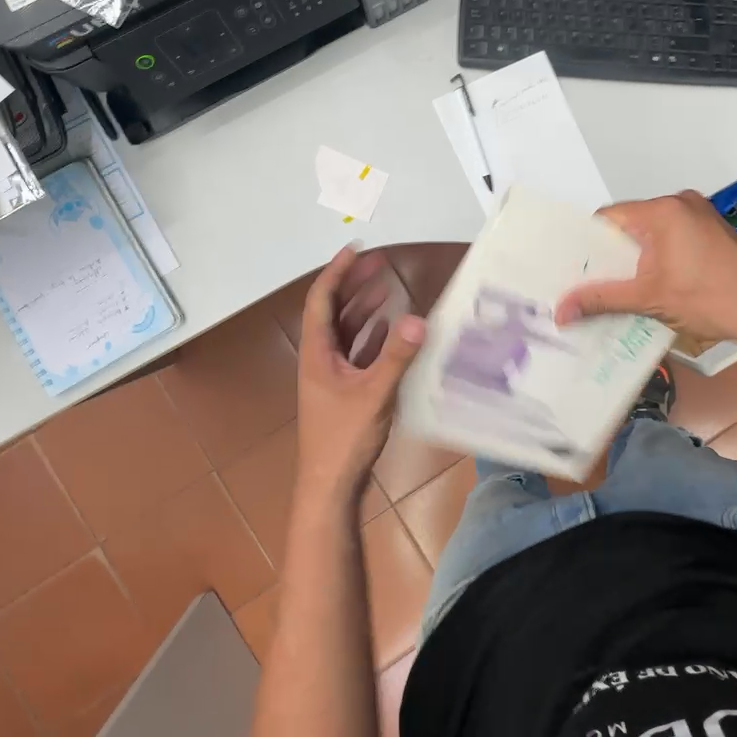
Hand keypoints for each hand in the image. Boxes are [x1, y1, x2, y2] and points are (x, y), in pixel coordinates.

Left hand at [296, 245, 424, 504]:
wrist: (330, 487)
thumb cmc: (345, 439)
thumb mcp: (374, 394)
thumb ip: (397, 356)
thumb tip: (419, 318)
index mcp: (317, 353)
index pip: (322, 299)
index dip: (337, 272)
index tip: (357, 249)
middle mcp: (319, 359)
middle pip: (333, 311)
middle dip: (354, 284)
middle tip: (380, 263)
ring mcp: (330, 377)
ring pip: (345, 332)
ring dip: (363, 308)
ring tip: (387, 287)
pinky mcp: (343, 392)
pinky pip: (355, 353)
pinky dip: (370, 336)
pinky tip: (389, 328)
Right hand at [556, 191, 736, 342]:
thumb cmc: (708, 300)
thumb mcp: (648, 299)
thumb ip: (601, 299)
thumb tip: (560, 311)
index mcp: (662, 211)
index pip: (609, 217)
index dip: (589, 243)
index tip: (575, 267)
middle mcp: (680, 202)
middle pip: (630, 223)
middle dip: (613, 252)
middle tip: (591, 280)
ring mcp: (700, 213)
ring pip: (652, 231)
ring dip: (637, 256)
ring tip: (620, 284)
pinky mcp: (713, 229)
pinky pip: (673, 235)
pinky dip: (659, 254)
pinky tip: (654, 280)